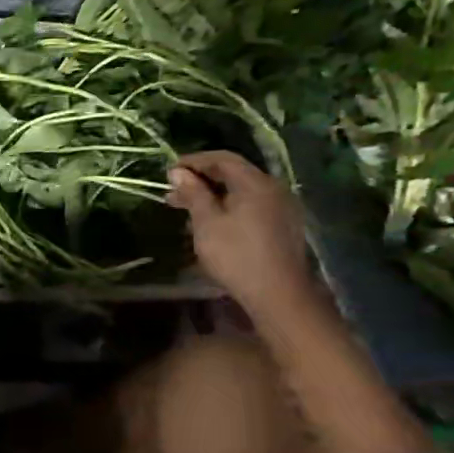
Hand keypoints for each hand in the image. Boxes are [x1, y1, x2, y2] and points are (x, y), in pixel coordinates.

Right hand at [165, 151, 316, 315]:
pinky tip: (211, 223)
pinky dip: (228, 207)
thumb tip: (179, 172)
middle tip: (174, 192)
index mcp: (255, 183)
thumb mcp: (206, 222)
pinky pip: (251, 206)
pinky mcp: (283, 226)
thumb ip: (193, 193)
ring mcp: (282, 208)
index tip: (170, 171)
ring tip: (187, 210)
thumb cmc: (236, 255)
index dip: (194, 161)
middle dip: (202, 180)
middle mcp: (273, 189)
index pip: (223, 159)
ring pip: (242, 192)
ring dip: (213, 196)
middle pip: (234, 174)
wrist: (278, 294)